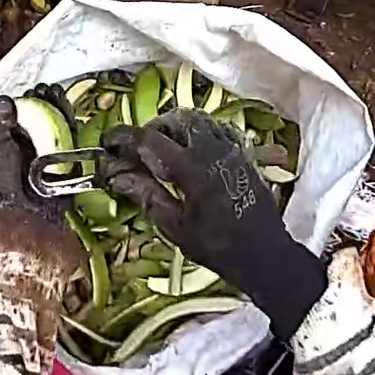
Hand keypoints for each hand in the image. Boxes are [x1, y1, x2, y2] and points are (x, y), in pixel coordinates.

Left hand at [0, 96, 66, 224]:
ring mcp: (44, 155)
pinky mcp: (63, 163)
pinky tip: (65, 103)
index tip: (30, 91)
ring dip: (55, 105)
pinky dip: (68, 119)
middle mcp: (22, 149)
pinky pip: (68, 136)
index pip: (12, 118)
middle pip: (35, 118)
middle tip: (45, 89)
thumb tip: (6, 100)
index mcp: (0, 145)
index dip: (22, 103)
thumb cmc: (0, 178)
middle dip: (40, 101)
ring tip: (55, 91)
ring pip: (52, 124)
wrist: (25, 213)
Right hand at [101, 109, 325, 334]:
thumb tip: (114, 175)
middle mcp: (211, 150)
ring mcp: (230, 148)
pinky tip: (189, 147)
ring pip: (196, 119)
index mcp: (191, 168)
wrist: (266, 255)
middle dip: (150, 129)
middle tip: (137, 148)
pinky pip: (215, 127)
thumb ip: (145, 194)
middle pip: (173, 120)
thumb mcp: (174, 225)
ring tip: (162, 146)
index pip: (149, 140)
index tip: (108, 143)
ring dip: (173, 126)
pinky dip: (196, 129)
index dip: (123, 138)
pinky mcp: (241, 152)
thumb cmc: (216, 246)